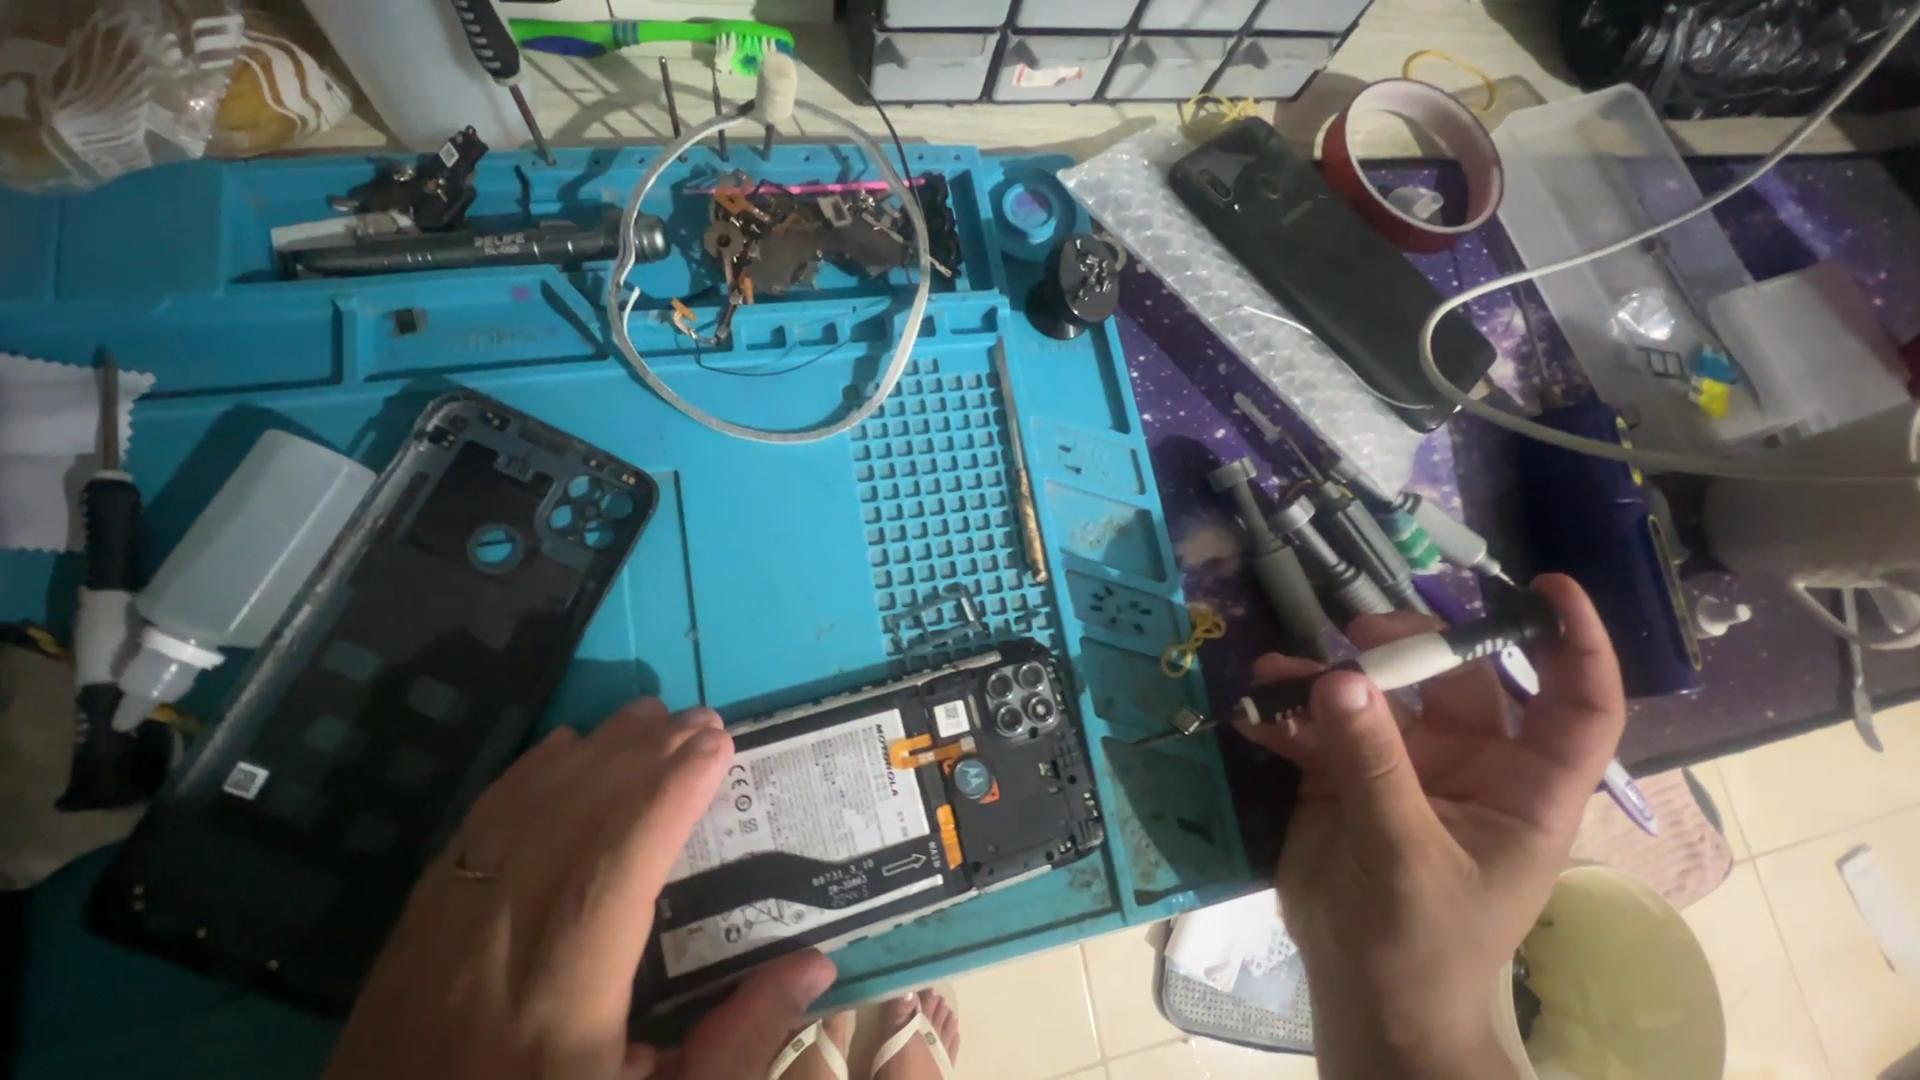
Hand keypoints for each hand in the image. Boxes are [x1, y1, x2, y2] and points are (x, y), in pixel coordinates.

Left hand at [325, 700, 837, 1079]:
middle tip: (699, 718)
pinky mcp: (406, 937)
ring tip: (646, 717)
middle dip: (640, 760)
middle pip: (569, 829)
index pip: (614, 876)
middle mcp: (490, 960)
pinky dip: (522, 777)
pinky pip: (471, 832)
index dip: (667, 801)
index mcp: (556, 1013)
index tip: (716, 747)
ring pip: (517, 816)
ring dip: (587, 755)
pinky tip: (562, 749)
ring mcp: (435, 942)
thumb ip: (738, 1042)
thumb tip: (817, 964)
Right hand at [1237, 575, 1625, 1079]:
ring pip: (1370, 698)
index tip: (1545, 588)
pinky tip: (1252, 715)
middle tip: (1352, 631)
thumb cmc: (1422, 941)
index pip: (1574, 705)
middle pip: (1451, 679)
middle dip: (1405, 647)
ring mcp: (1400, 766)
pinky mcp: (1341, 776)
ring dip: (1321, 681)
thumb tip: (1337, 676)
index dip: (1574, 644)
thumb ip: (1373, 764)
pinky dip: (1284, 718)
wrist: (1362, 993)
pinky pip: (1315, 729)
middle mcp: (1466, 763)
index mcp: (1522, 788)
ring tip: (1273, 673)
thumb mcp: (1404, 853)